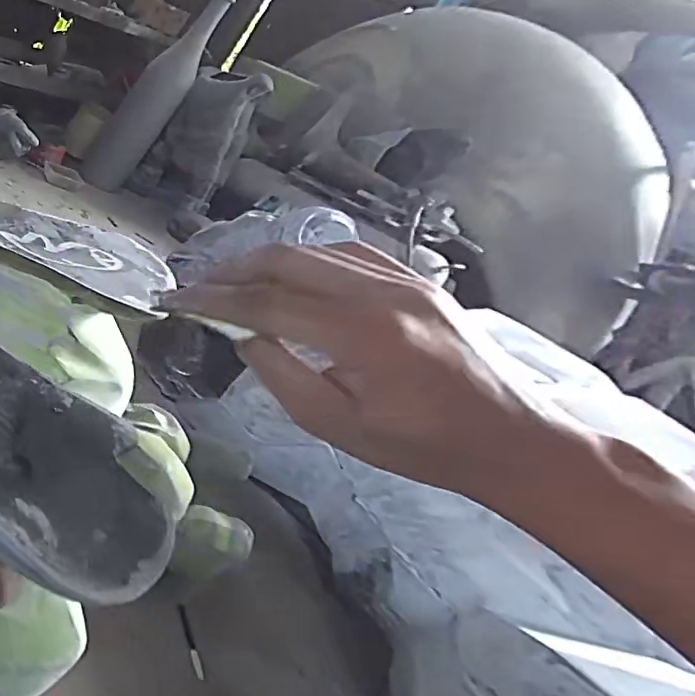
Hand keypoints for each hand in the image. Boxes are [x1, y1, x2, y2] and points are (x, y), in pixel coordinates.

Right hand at [163, 242, 581, 503]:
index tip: (175, 300)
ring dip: (262, 261)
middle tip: (197, 286)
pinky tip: (285, 273)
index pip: (264, 302)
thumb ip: (276, 372)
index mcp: (363, 334)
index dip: (211, 299)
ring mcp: (406, 282)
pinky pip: (346, 253)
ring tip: (231, 279)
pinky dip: (304, 258)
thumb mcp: (332, 422)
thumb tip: (242, 334)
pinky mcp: (417, 282)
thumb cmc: (422, 445)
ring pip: (313, 250)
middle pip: (285, 261)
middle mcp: (384, 295)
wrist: (520, 443)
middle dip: (230, 270)